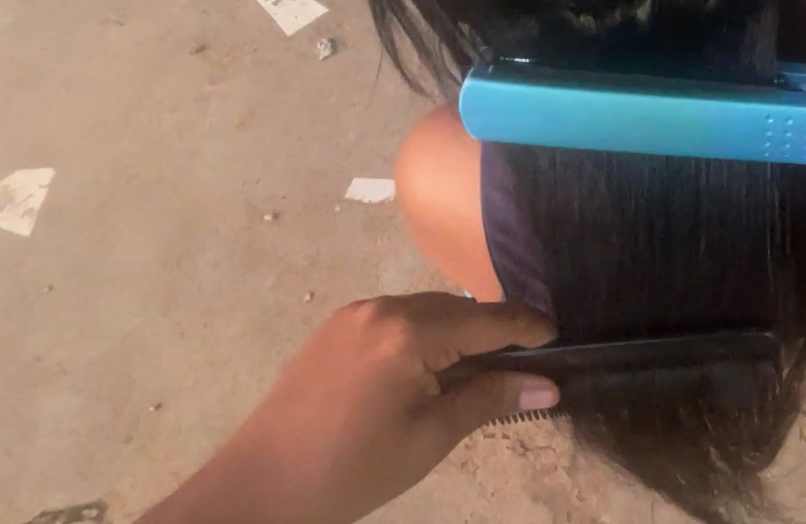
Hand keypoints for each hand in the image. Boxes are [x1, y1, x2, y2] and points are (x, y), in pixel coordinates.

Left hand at [142, 293, 557, 523]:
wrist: (248, 499)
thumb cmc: (347, 475)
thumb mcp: (428, 439)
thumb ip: (490, 399)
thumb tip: (549, 385)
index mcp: (410, 332)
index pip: (488, 320)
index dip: (527, 327)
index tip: (557, 337)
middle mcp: (386, 307)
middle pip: (461, 308)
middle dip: (495, 330)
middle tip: (524, 358)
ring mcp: (357, 313)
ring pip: (431, 309)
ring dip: (459, 331)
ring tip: (478, 366)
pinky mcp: (337, 326)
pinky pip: (400, 316)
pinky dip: (426, 332)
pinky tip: (429, 364)